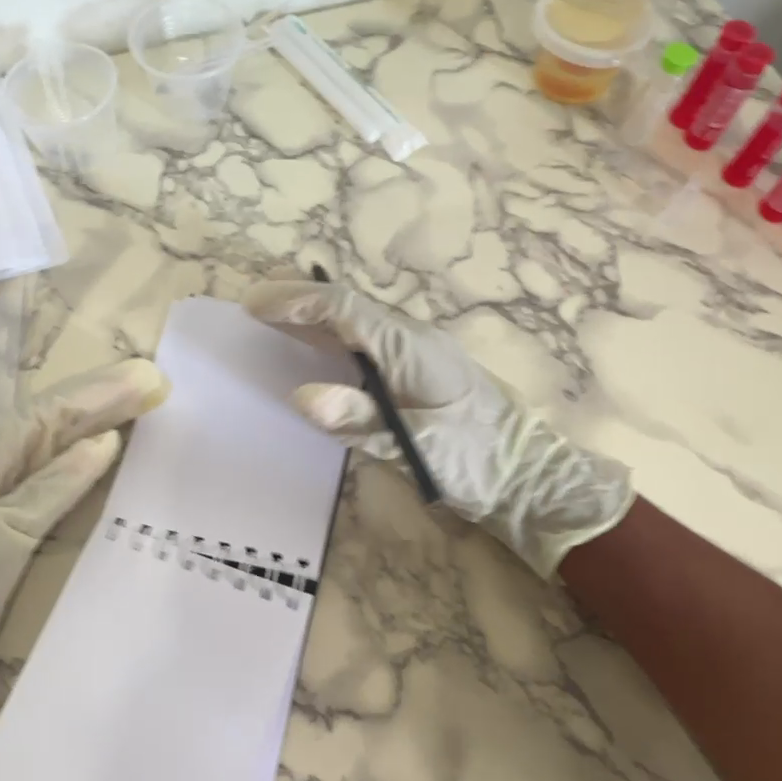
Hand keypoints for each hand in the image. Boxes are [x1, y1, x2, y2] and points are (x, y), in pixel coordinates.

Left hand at [0, 359, 170, 780]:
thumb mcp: (3, 536)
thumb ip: (53, 485)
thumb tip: (105, 439)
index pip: (51, 411)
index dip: (100, 391)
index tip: (151, 377)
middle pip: (50, 420)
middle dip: (101, 398)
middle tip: (156, 382)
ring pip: (49, 446)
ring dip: (93, 424)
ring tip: (138, 408)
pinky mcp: (0, 529)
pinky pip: (49, 479)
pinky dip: (80, 463)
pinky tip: (101, 463)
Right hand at [243, 280, 631, 577]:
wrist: (529, 479)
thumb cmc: (478, 461)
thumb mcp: (418, 446)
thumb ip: (360, 419)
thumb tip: (301, 395)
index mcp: (411, 347)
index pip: (344, 308)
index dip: (295, 301)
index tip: (252, 306)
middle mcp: (413, 340)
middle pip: (348, 308)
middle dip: (298, 303)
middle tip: (252, 313)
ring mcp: (418, 355)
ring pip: (357, 325)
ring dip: (314, 323)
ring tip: (271, 330)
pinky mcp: (419, 374)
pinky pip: (368, 346)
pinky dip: (333, 345)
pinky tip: (317, 362)